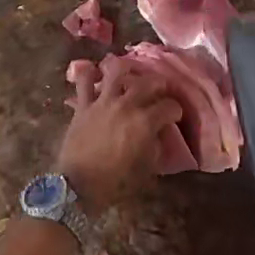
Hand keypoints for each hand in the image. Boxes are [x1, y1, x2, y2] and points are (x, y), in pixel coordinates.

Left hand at [56, 58, 182, 213]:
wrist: (79, 184)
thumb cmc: (115, 182)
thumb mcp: (147, 169)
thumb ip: (156, 146)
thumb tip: (158, 133)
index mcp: (145, 122)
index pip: (170, 106)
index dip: (176, 110)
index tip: (175, 115)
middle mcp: (126, 105)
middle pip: (148, 82)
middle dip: (160, 84)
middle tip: (161, 91)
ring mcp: (102, 102)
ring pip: (117, 71)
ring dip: (127, 69)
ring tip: (131, 74)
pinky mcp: (83, 104)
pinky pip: (83, 81)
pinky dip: (89, 73)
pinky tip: (95, 73)